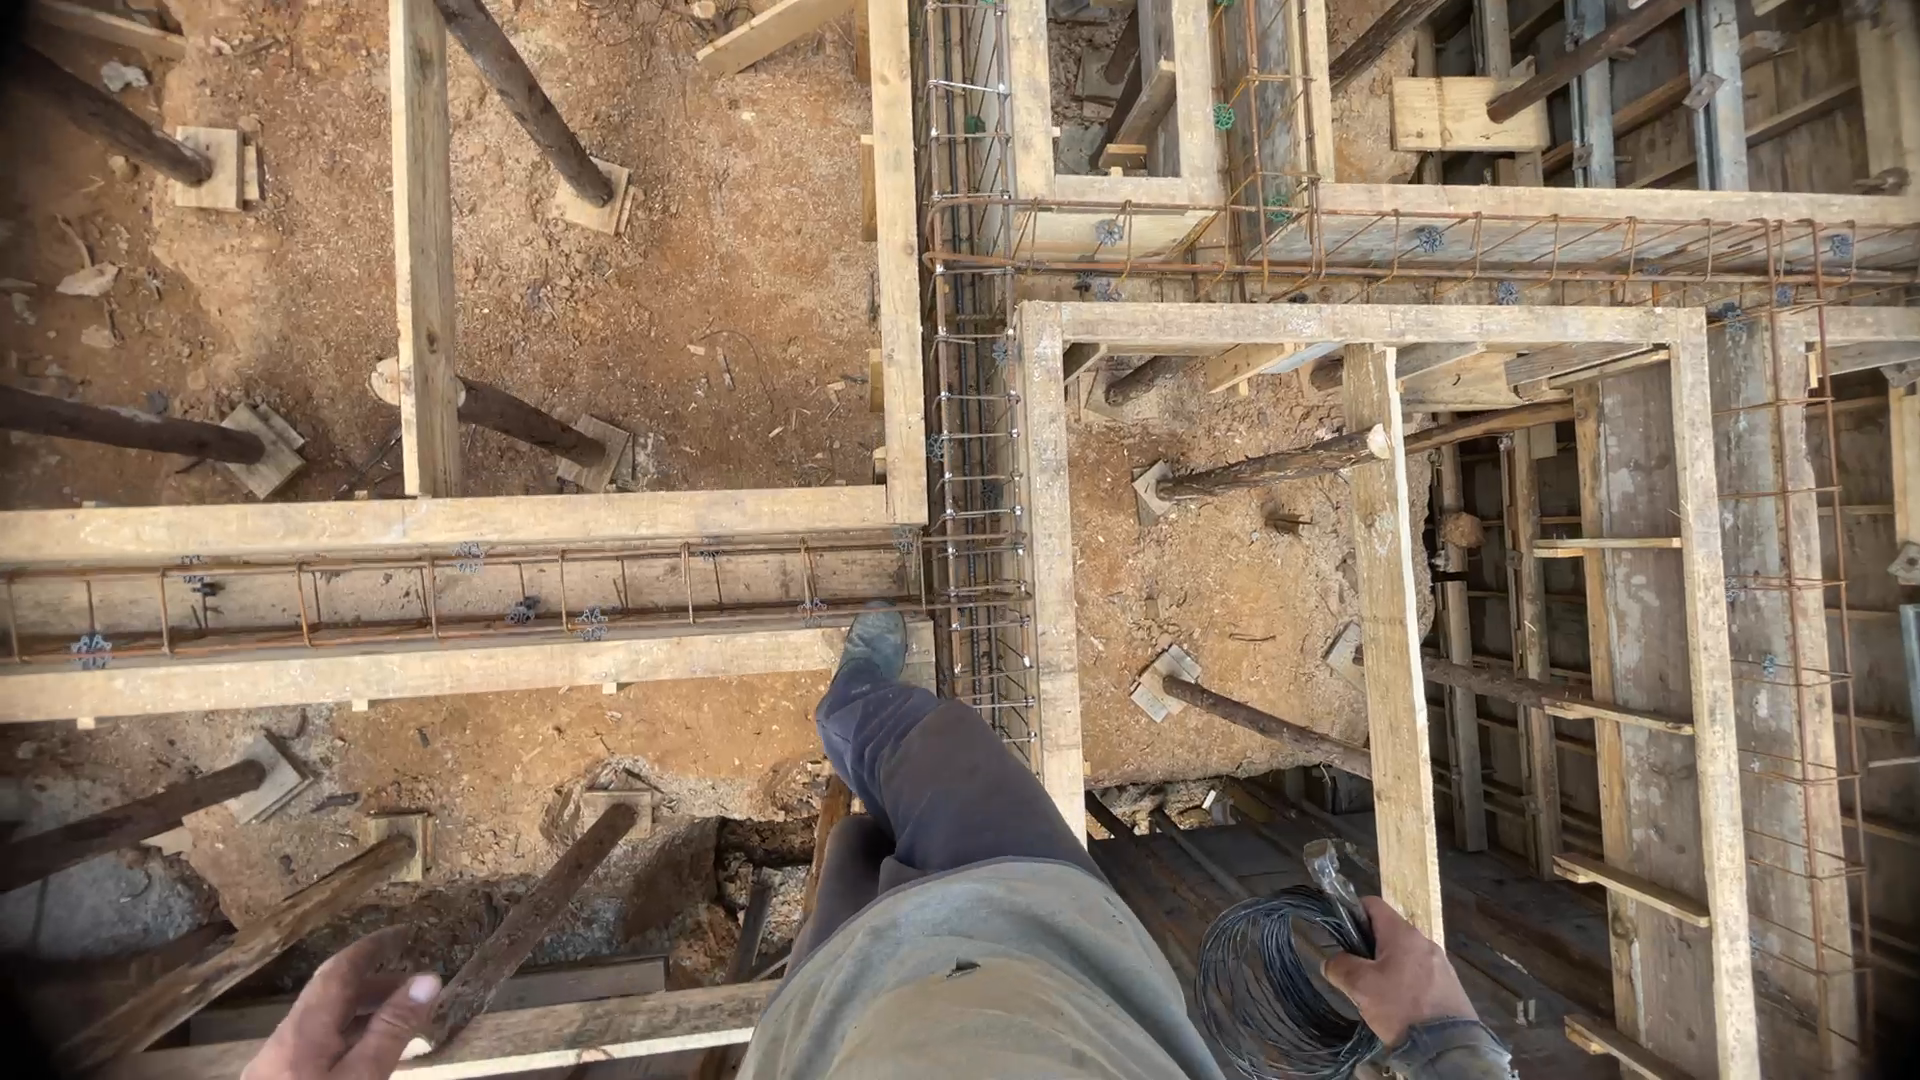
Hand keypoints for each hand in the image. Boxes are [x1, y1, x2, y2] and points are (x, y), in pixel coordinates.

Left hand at [242, 927, 441, 1079]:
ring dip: (362, 1011)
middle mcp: (280, 1045)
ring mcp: (271, 1072)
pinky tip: (367, 1056)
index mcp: (302, 1033)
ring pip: (321, 1024)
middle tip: (416, 983)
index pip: (338, 971)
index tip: (404, 933)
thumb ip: (393, 1028)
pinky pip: (313, 1048)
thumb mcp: (364, 1078)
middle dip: (375, 981)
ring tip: (400, 1019)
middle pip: (328, 996)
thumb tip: (428, 976)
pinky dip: (348, 1036)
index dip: (372, 946)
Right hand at [1321, 896, 1474, 1046]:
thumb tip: (1332, 963)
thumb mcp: (1360, 986)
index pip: (1371, 904)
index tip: (1342, 937)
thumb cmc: (1402, 1008)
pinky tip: (1402, 1008)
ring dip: (1388, 968)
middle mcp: (1425, 942)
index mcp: (1402, 933)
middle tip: (1357, 973)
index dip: (1352, 913)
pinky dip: (1407, 985)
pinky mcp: (1453, 989)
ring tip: (1379, 995)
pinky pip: (1421, 976)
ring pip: (1404, 956)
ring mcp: (1443, 966)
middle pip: (1387, 932)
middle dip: (1368, 948)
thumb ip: (1339, 966)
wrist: (1452, 1054)